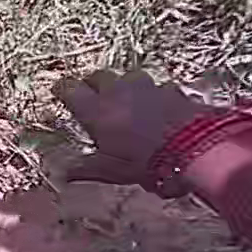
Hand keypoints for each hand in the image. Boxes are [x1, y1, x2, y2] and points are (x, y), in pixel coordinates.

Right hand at [55, 70, 206, 195]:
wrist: (194, 148)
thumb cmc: (142, 161)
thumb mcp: (109, 170)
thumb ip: (84, 168)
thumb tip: (62, 174)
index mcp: (96, 110)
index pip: (70, 89)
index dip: (63, 88)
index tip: (58, 90)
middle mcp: (117, 92)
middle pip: (98, 76)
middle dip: (91, 82)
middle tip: (90, 93)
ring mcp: (146, 87)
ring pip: (127, 77)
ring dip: (122, 84)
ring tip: (123, 97)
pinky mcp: (171, 89)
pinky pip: (156, 86)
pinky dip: (151, 93)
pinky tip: (155, 105)